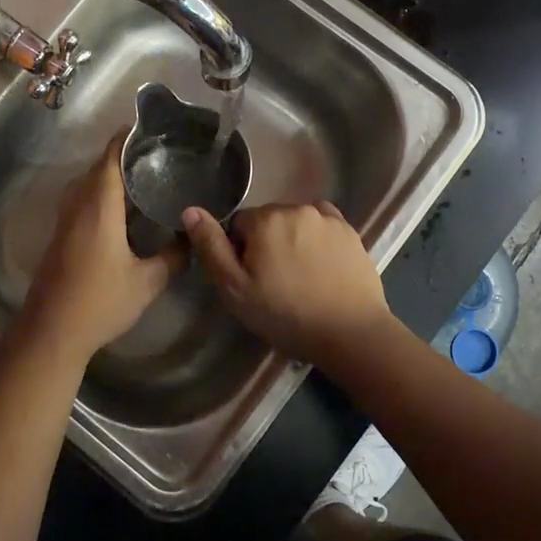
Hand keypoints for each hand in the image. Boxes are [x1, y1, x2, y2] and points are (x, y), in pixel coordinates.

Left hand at [15, 134, 185, 358]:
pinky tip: (123, 210)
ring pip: (88, 184)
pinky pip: (82, 201)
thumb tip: (192, 238)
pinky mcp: (60, 236)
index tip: (151, 129)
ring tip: (144, 178)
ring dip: (111, 177)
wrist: (52, 330)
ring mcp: (65, 220)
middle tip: (158, 155)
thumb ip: (174, 257)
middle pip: (98, 167)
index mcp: (99, 207)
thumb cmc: (100, 302)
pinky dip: (102, 194)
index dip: (128, 139)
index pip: (111, 158)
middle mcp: (78, 205)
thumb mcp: (147, 282)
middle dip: (124, 156)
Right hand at [182, 202, 397, 362]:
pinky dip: (317, 239)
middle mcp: (296, 208)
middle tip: (273, 282)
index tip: (250, 279)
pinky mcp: (351, 232)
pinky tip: (320, 266)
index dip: (238, 251)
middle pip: (267, 220)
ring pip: (295, 223)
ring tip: (300, 278)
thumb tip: (190, 210)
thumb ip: (211, 247)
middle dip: (265, 243)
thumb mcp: (235, 289)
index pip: (237, 224)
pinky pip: (323, 226)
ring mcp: (328, 218)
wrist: (350, 333)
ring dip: (292, 240)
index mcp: (265, 219)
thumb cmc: (285, 314)